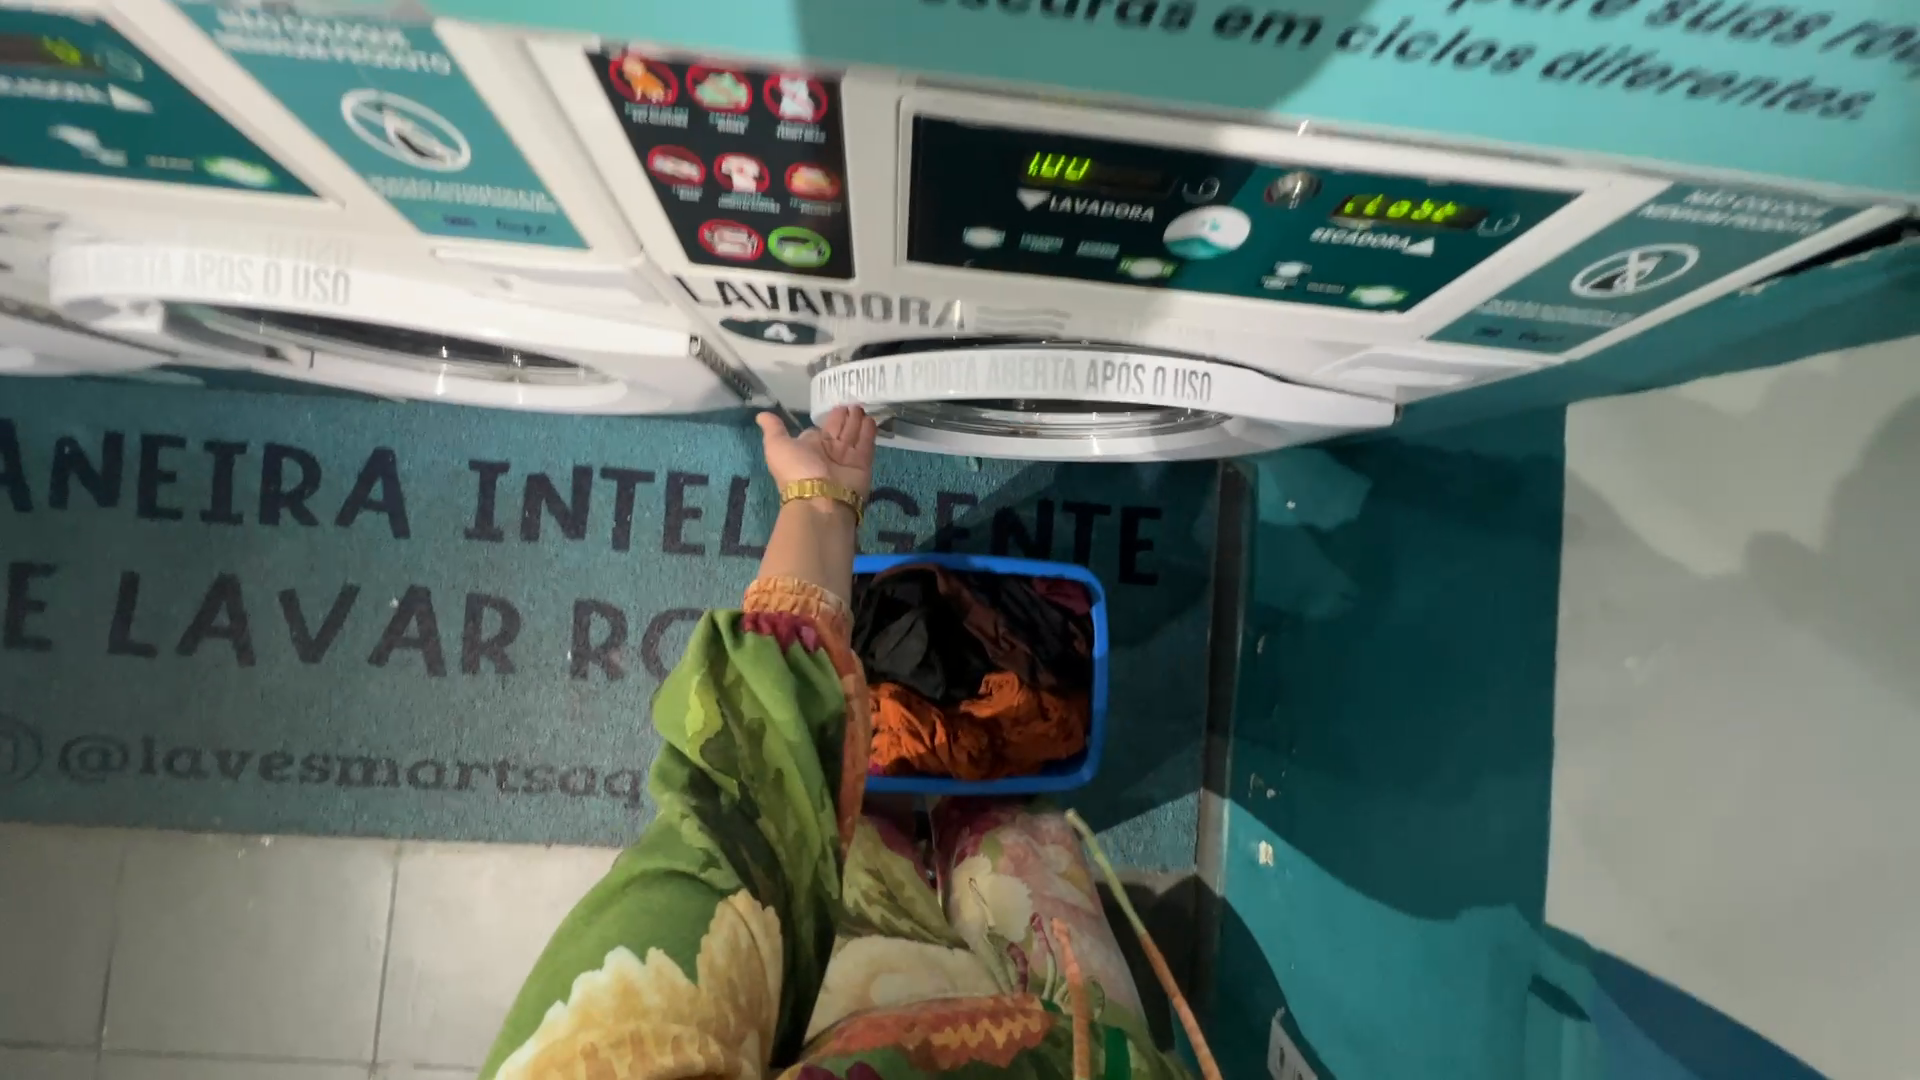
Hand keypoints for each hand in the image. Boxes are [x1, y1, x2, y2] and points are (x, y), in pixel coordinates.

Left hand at [757, 406, 877, 498]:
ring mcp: (845, 459)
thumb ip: (774, 429)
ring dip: (856, 421)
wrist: (820, 499)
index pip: (818, 431)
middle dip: (844, 417)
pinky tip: (871, 419)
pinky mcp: (862, 464)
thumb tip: (761, 416)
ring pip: (852, 435)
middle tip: (852, 403)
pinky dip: (868, 432)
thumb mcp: (776, 446)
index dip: (826, 420)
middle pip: (837, 431)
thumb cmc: (796, 470)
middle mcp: (827, 453)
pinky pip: (865, 445)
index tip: (836, 407)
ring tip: (861, 406)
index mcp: (807, 448)